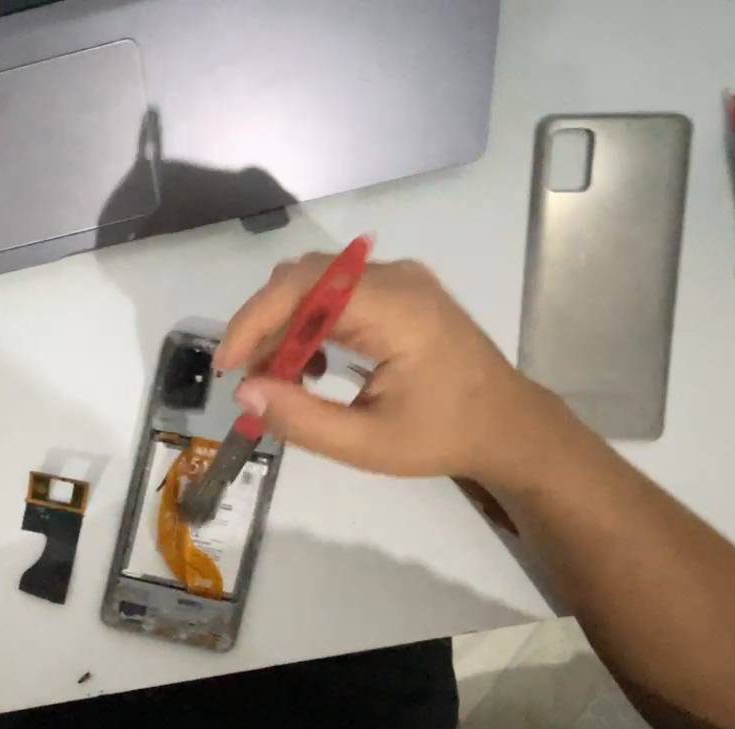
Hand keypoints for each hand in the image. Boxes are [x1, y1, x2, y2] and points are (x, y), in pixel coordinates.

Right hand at [214, 251, 575, 490]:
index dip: (254, 319)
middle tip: (251, 382)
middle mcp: (396, 279)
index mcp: (396, 310)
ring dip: (282, 329)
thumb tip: (244, 394)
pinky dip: (306, 327)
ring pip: (313, 284)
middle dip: (264, 327)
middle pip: (303, 278)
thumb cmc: (441, 437)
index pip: (304, 285)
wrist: (506, 424)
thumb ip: (301, 419)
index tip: (228, 366)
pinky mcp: (397, 292)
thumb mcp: (365, 444)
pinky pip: (334, 294)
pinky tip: (309, 369)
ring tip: (279, 382)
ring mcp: (399, 280)